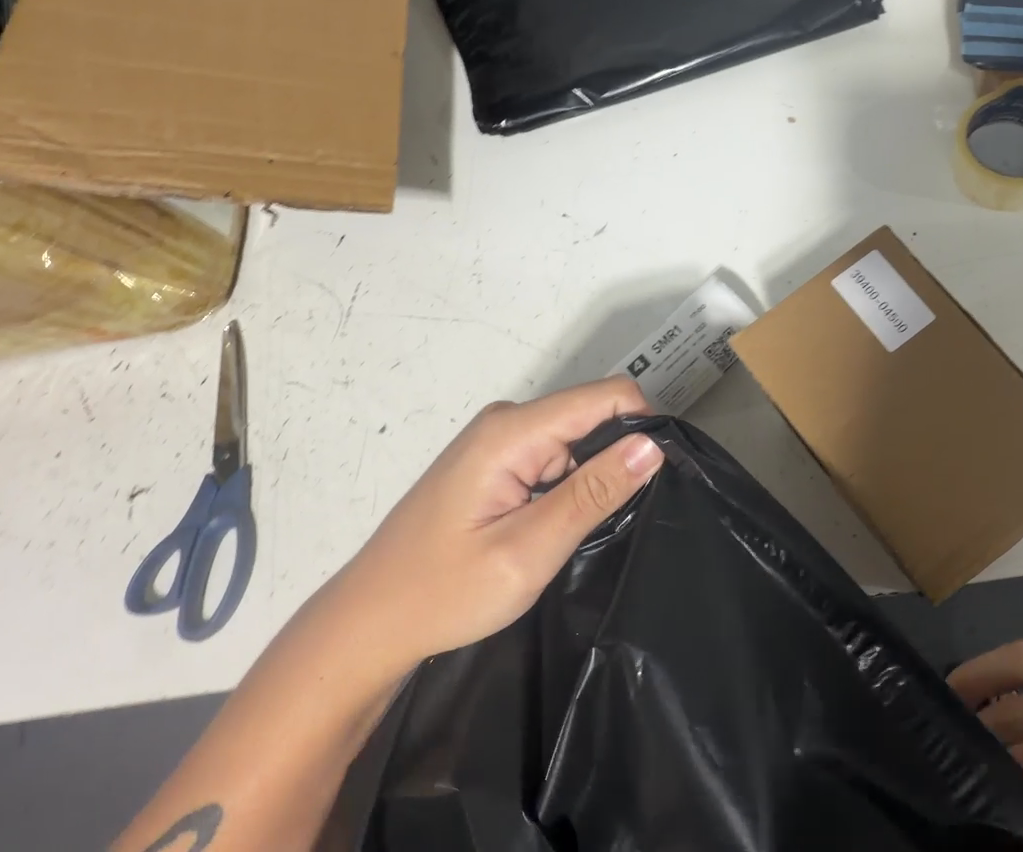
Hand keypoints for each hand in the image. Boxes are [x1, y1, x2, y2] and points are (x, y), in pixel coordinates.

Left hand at [324, 377, 662, 672]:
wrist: (368, 626)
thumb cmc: (445, 592)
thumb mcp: (530, 549)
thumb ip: (593, 492)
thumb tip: (653, 445)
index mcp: (512, 432)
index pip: (608, 396)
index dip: (643, 429)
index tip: (653, 481)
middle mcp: (507, 422)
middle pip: (595, 413)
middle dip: (619, 456)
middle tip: (612, 518)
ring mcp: (499, 442)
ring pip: (579, 437)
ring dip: (594, 476)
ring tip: (580, 529)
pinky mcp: (496, 463)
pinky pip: (557, 456)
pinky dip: (571, 485)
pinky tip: (556, 526)